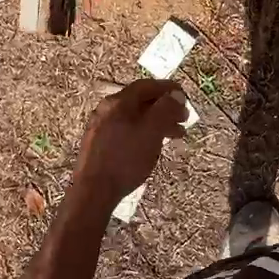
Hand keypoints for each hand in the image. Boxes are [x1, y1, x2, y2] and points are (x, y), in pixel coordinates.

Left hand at [74, 79, 188, 203]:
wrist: (93, 192)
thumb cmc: (126, 158)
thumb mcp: (152, 131)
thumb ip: (166, 109)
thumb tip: (176, 94)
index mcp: (119, 101)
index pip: (147, 86)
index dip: (168, 88)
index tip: (184, 96)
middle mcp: (107, 109)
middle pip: (141, 101)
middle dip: (165, 108)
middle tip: (184, 119)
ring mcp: (100, 126)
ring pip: (134, 117)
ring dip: (157, 122)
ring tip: (175, 136)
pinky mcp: (98, 143)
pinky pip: (126, 129)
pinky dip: (143, 132)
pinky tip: (152, 145)